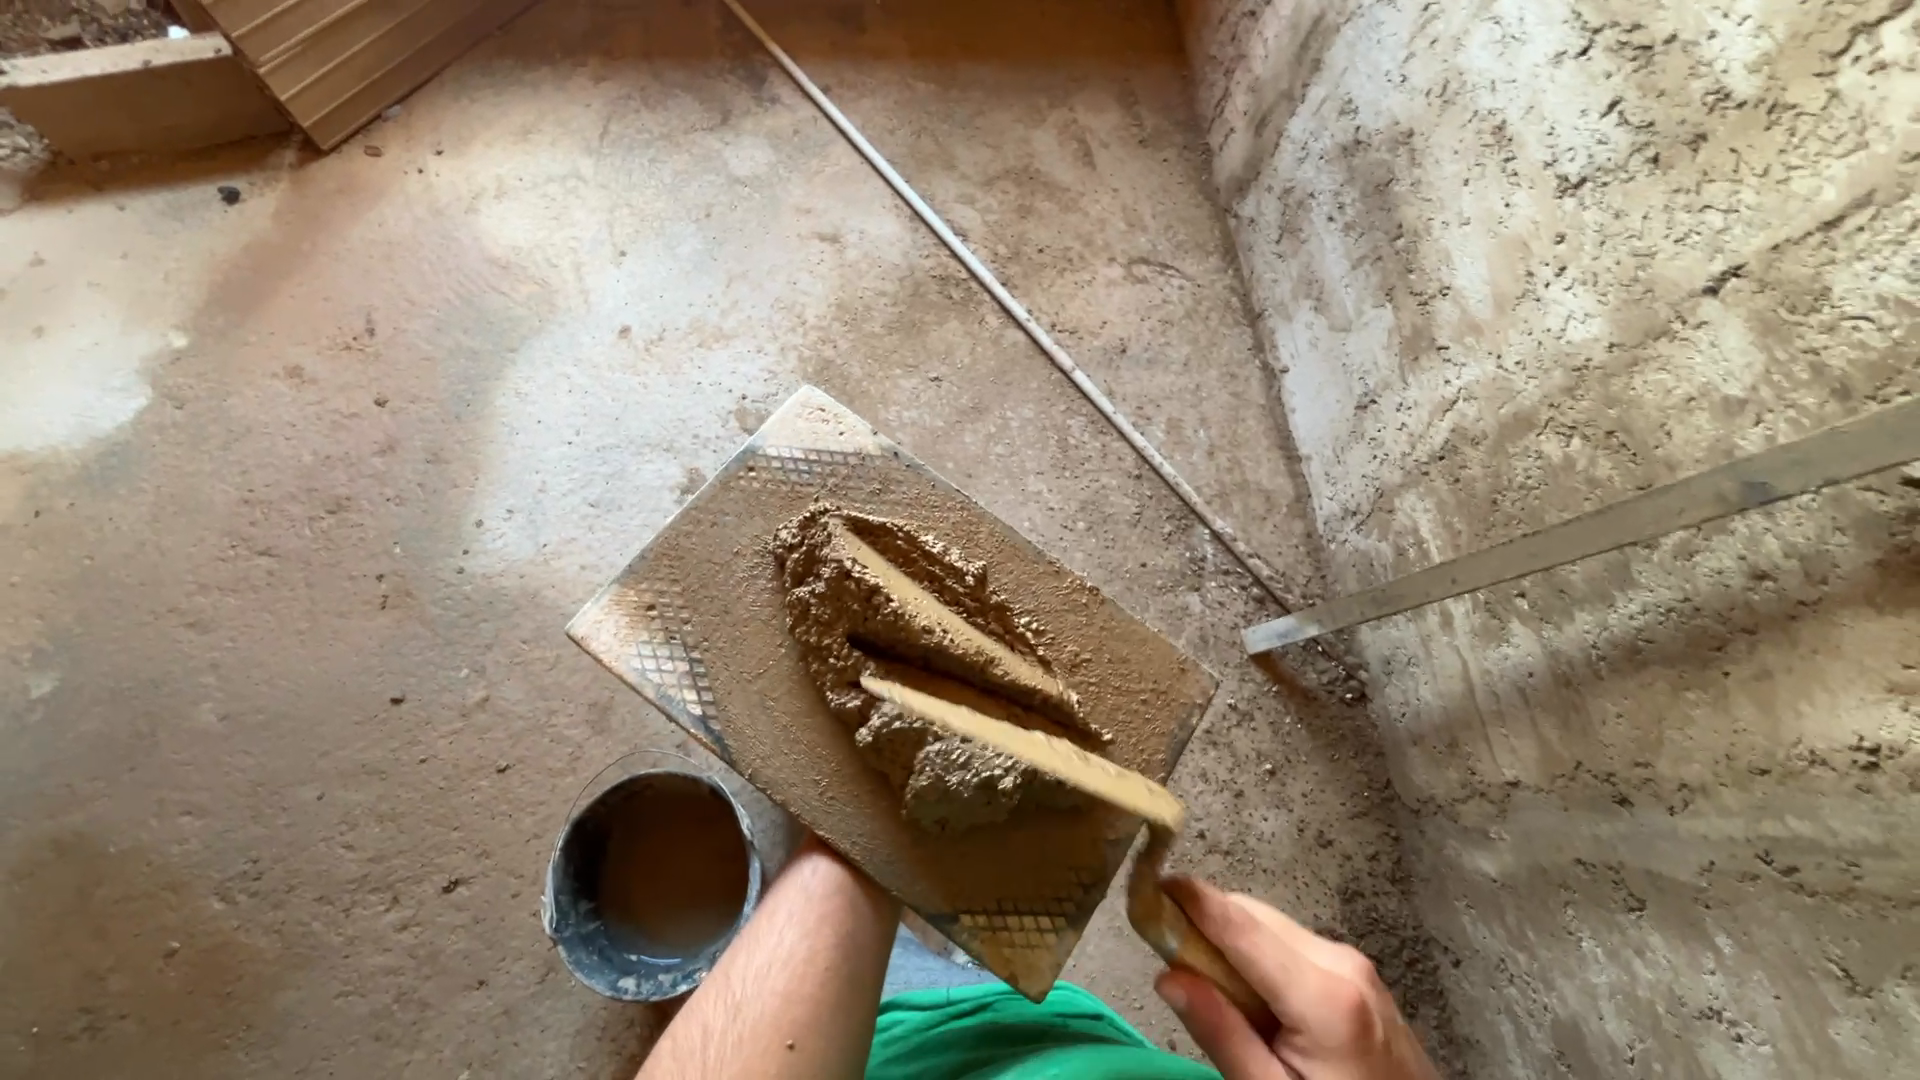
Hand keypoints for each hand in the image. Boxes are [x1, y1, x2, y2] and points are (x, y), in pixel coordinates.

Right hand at [1154, 878, 1438, 1079]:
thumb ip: (1222, 1034)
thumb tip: (1165, 975)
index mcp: (1323, 996)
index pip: (1239, 924)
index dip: (1190, 898)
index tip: (1147, 882)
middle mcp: (1341, 960)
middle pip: (1251, 916)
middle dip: (1206, 928)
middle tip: (1173, 963)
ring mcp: (1354, 962)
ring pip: (1268, 925)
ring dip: (1231, 943)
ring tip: (1219, 994)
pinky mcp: (1358, 970)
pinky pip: (1290, 942)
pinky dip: (1259, 956)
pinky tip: (1256, 1000)